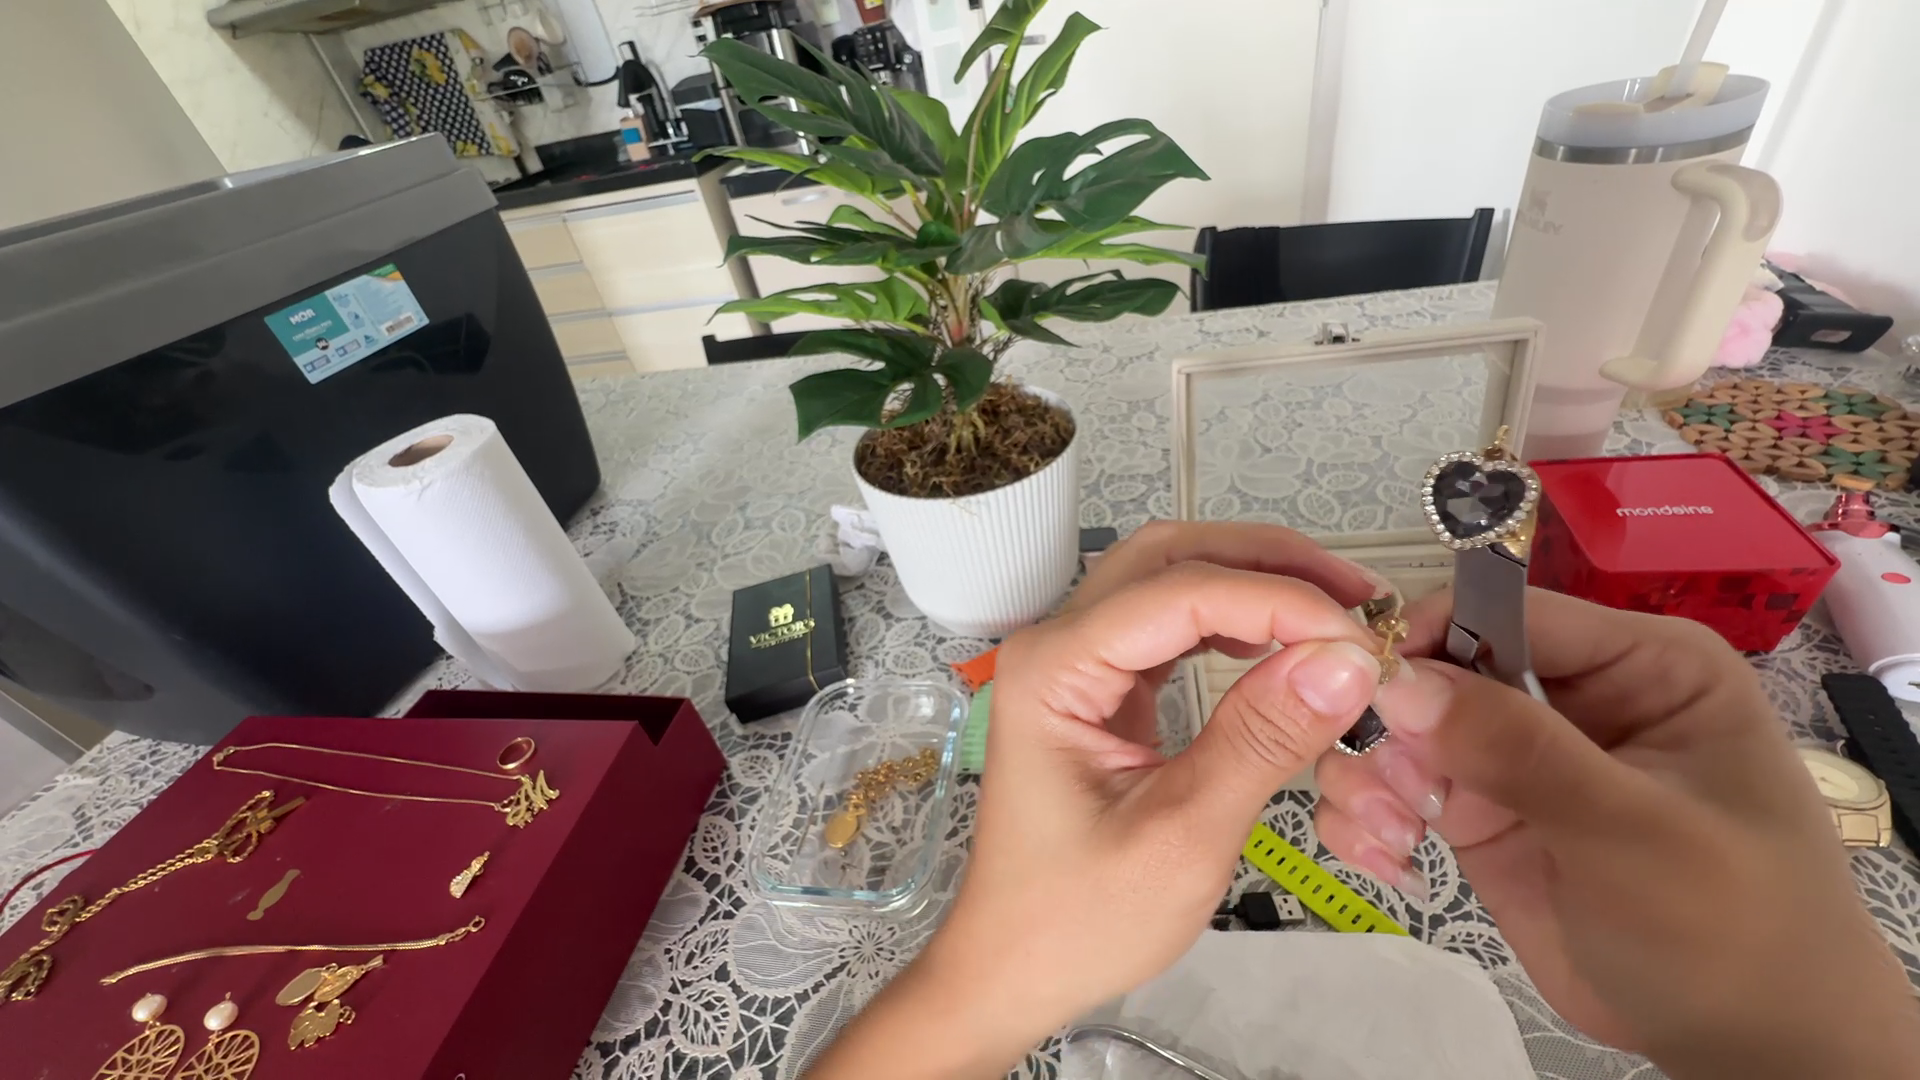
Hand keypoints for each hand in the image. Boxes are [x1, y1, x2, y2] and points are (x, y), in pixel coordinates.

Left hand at [803, 523, 1387, 1078]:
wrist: (1013, 962)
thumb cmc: (1080, 917)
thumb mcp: (1181, 835)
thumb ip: (1260, 739)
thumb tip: (1345, 660)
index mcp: (1054, 666)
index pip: (1177, 592)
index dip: (1277, 601)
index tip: (1361, 641)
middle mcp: (1055, 643)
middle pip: (1164, 558)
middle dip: (1264, 564)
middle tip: (1355, 599)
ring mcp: (1072, 660)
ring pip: (1165, 580)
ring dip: (1249, 582)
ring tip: (1332, 612)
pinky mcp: (1095, 686)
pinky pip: (1164, 627)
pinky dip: (1227, 621)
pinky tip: (1276, 641)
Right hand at [1315, 588, 1919, 1078]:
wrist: (1736, 1052)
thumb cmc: (1731, 937)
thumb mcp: (1637, 835)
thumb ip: (1521, 752)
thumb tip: (1399, 685)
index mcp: (1634, 664)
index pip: (1502, 610)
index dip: (1426, 637)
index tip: (1365, 688)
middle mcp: (1556, 692)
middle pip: (1428, 666)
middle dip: (1393, 726)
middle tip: (1395, 790)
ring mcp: (1502, 748)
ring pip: (1391, 725)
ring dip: (1372, 777)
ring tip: (1393, 833)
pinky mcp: (1463, 800)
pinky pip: (1382, 780)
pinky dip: (1365, 814)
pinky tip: (1388, 856)